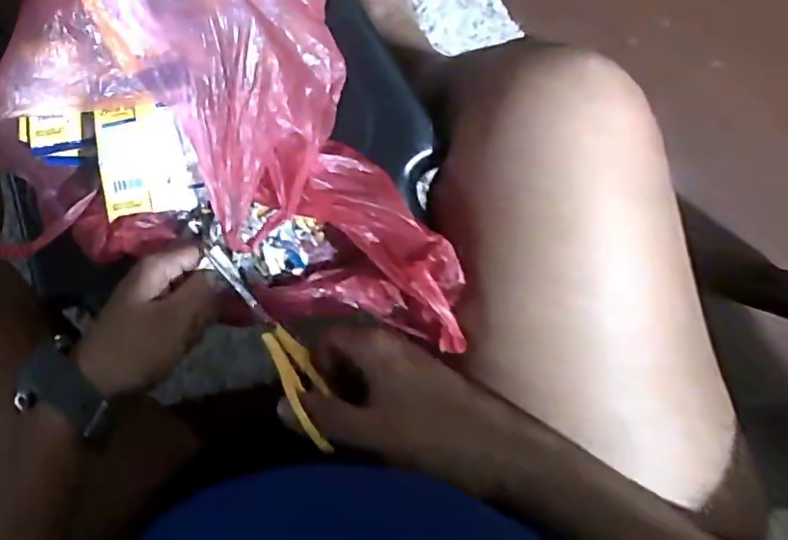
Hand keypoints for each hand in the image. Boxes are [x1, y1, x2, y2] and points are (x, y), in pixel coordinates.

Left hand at [73, 243, 219, 396]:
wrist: (96, 382)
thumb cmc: (137, 348)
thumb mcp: (175, 320)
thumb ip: (202, 292)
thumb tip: (226, 270)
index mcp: (158, 265)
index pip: (200, 249)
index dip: (225, 262)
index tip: (249, 281)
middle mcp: (154, 272)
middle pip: (197, 270)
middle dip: (216, 291)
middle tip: (234, 314)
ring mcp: (151, 293)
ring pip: (191, 293)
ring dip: (204, 311)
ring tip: (210, 329)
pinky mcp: (150, 314)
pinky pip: (180, 310)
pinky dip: (191, 323)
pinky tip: (194, 339)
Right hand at [287, 325, 546, 500]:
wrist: (508, 452)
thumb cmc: (432, 436)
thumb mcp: (371, 432)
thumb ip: (324, 416)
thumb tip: (279, 404)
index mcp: (368, 340)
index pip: (321, 339)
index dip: (315, 371)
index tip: (324, 405)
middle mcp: (386, 335)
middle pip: (342, 348)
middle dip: (335, 383)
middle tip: (345, 419)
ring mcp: (410, 351)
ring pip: (366, 363)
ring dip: (358, 392)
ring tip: (370, 427)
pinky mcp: (428, 370)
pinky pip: (388, 373)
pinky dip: (381, 395)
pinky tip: (396, 425)